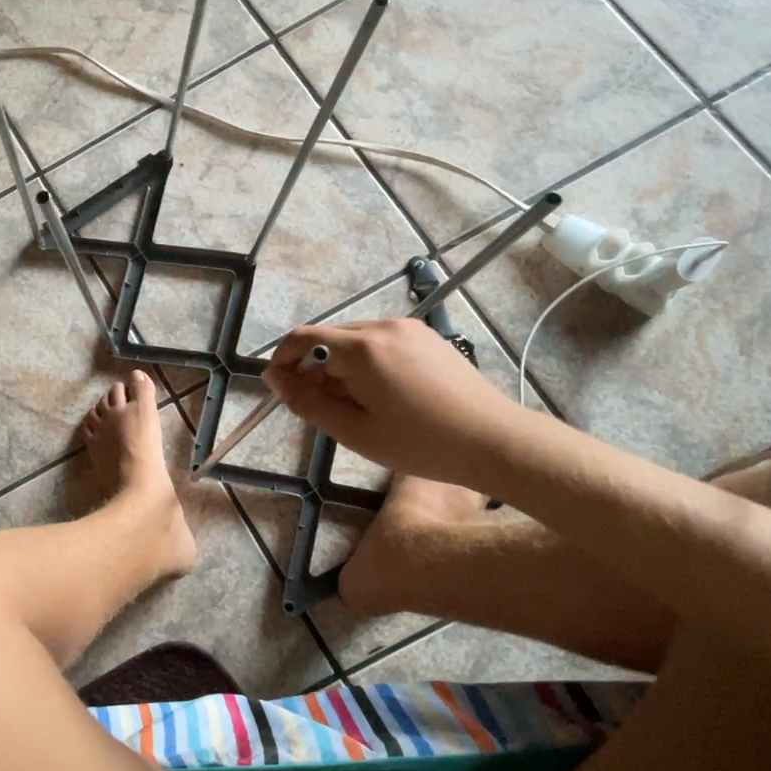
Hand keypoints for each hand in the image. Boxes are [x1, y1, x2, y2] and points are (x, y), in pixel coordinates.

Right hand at [263, 319, 533, 486]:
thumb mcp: (353, 431)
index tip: (279, 387)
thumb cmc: (420, 444)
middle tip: (323, 409)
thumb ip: (307, 402)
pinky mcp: (429, 338)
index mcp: (362, 348)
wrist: (495, 442)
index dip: (282, 359)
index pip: (303, 338)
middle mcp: (384, 327)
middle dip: (315, 369)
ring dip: (343, 368)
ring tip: (359, 408)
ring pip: (356, 341)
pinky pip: (382, 343)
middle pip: (330, 339)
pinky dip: (369, 364)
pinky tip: (385, 397)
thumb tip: (275, 378)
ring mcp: (411, 329)